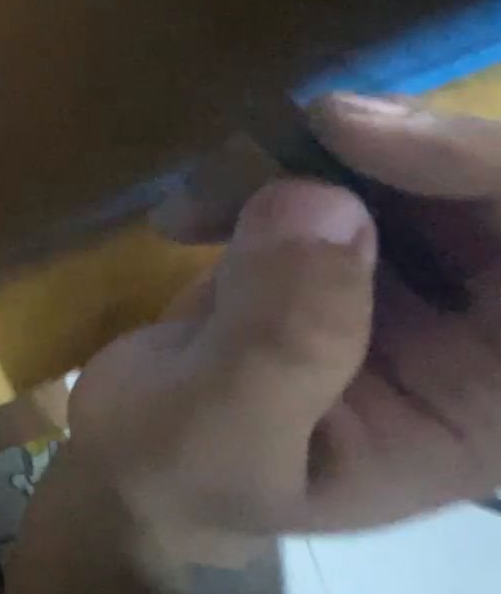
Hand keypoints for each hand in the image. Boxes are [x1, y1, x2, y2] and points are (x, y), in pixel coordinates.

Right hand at [67, 94, 500, 570]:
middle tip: (302, 124)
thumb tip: (320, 202)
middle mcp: (481, 337)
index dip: (492, 180)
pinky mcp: (330, 260)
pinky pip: (332, 184)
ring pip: (416, 179)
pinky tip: (185, 216)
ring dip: (308, 164)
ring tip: (198, 198)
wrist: (128, 464)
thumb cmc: (175, 469)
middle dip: (407, 153)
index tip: (361, 132)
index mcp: (498, 399)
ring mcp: (405, 292)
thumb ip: (283, 337)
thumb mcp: (222, 425)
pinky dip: (252, 178)